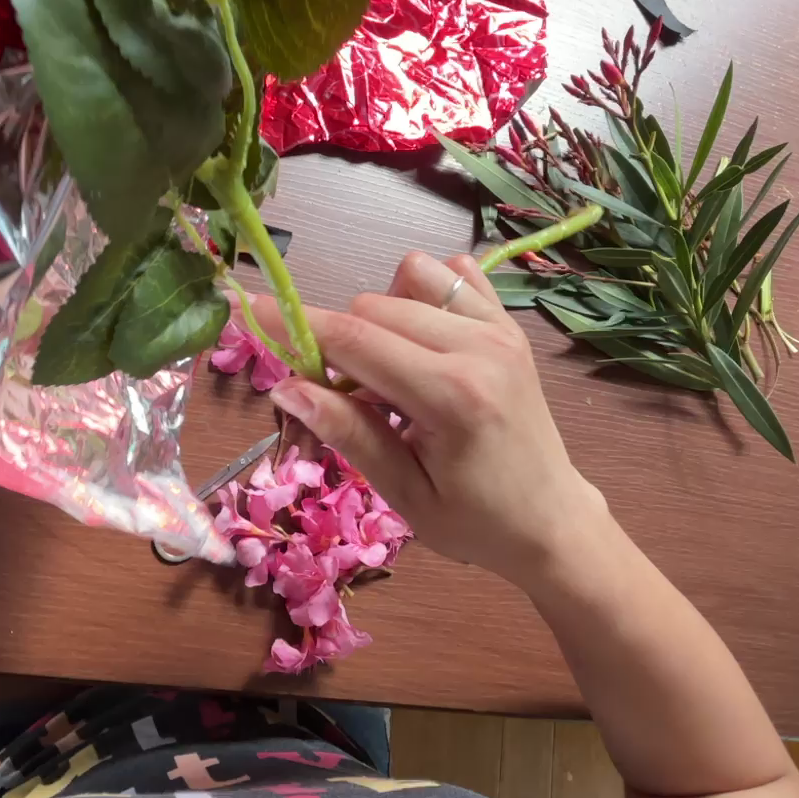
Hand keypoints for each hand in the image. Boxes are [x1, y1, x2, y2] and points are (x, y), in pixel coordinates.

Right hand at [264, 252, 608, 585]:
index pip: (353, 340)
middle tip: (346, 399)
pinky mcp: (509, 325)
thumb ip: (349, 433)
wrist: (552, 521)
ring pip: (408, 277)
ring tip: (391, 371)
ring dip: (380, 315)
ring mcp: (500, 328)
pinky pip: (453, 274)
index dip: (293, 324)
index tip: (246, 310)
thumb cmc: (476, 522)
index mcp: (451, 395)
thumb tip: (287, 388)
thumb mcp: (404, 494)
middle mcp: (478, 345)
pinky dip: (422, 295)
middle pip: (372, 306)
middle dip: (339, 344)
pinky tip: (423, 341)